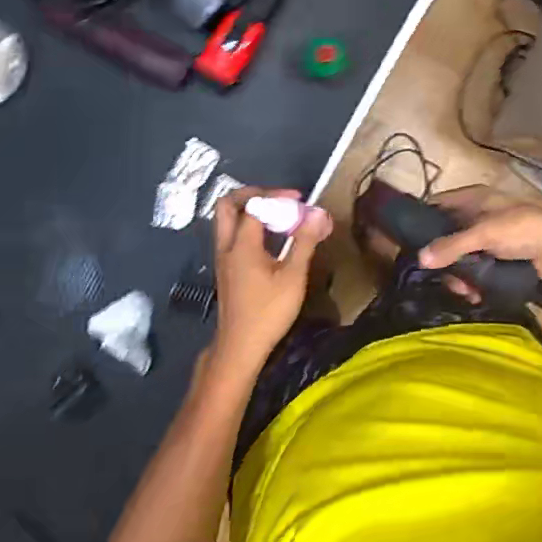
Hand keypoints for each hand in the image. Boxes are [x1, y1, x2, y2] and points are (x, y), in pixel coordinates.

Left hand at [210, 187, 331, 370]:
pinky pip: (233, 236)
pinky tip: (272, 239)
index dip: (277, 197)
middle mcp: (226, 247)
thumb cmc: (268, 311)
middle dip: (253, 195)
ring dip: (251, 211)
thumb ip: (304, 242)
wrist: (241, 345)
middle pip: (227, 206)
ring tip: (279, 217)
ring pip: (227, 221)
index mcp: (241, 245)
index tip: (301, 200)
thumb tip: (318, 213)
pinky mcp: (227, 269)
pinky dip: (250, 227)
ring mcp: (223, 258)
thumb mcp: (293, 276)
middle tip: (279, 200)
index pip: (254, 206)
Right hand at [417, 185, 541, 284]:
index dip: (421, 222)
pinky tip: (476, 294)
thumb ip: (452, 246)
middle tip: (447, 279)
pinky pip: (475, 267)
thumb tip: (420, 259)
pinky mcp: (496, 255)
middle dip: (444, 261)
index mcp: (473, 198)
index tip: (410, 246)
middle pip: (445, 236)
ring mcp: (487, 236)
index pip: (436, 205)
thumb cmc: (524, 230)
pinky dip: (474, 280)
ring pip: (459, 256)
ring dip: (460, 275)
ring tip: (466, 291)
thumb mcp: (485, 235)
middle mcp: (476, 214)